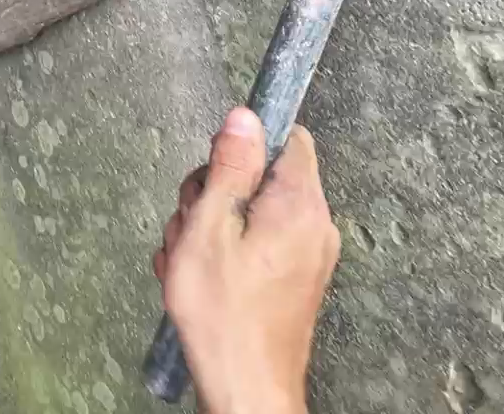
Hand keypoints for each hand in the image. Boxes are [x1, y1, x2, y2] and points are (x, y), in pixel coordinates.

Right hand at [152, 108, 338, 413]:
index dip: (245, 143)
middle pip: (257, 173)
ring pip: (243, 207)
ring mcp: (303, 252)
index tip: (214, 170)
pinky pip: (248, 239)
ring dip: (205, 223)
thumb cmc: (221, 307)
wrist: (243, 387)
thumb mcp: (210, 225)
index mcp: (299, 206)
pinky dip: (218, 247)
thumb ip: (229, 168)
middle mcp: (313, 225)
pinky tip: (198, 272)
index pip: (288, 138)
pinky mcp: (289, 274)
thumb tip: (246, 115)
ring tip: (190, 256)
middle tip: (192, 225)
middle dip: (211, 190)